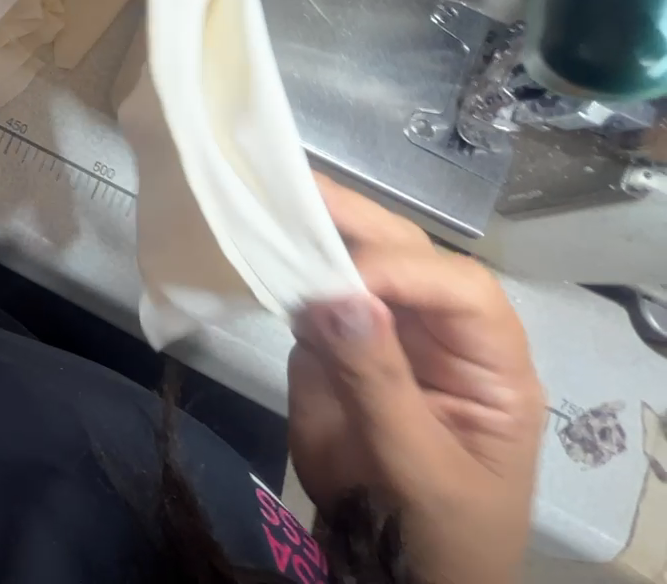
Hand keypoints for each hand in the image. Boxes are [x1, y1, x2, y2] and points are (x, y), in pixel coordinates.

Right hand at [288, 174, 545, 583]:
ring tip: (259, 200)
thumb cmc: (431, 525)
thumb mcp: (415, 464)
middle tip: (287, 190)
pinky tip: (247, 243)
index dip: (402, 273)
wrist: (385, 561)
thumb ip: (378, 380)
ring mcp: (379, 333)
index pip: (459, 291)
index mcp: (490, 365)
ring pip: (354, 263)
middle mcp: (436, 333)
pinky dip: (277, 266)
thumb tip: (336, 297)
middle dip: (354, 221)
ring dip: (311, 232)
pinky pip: (307, 294)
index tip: (338, 284)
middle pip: (409, 256)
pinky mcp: (326, 343)